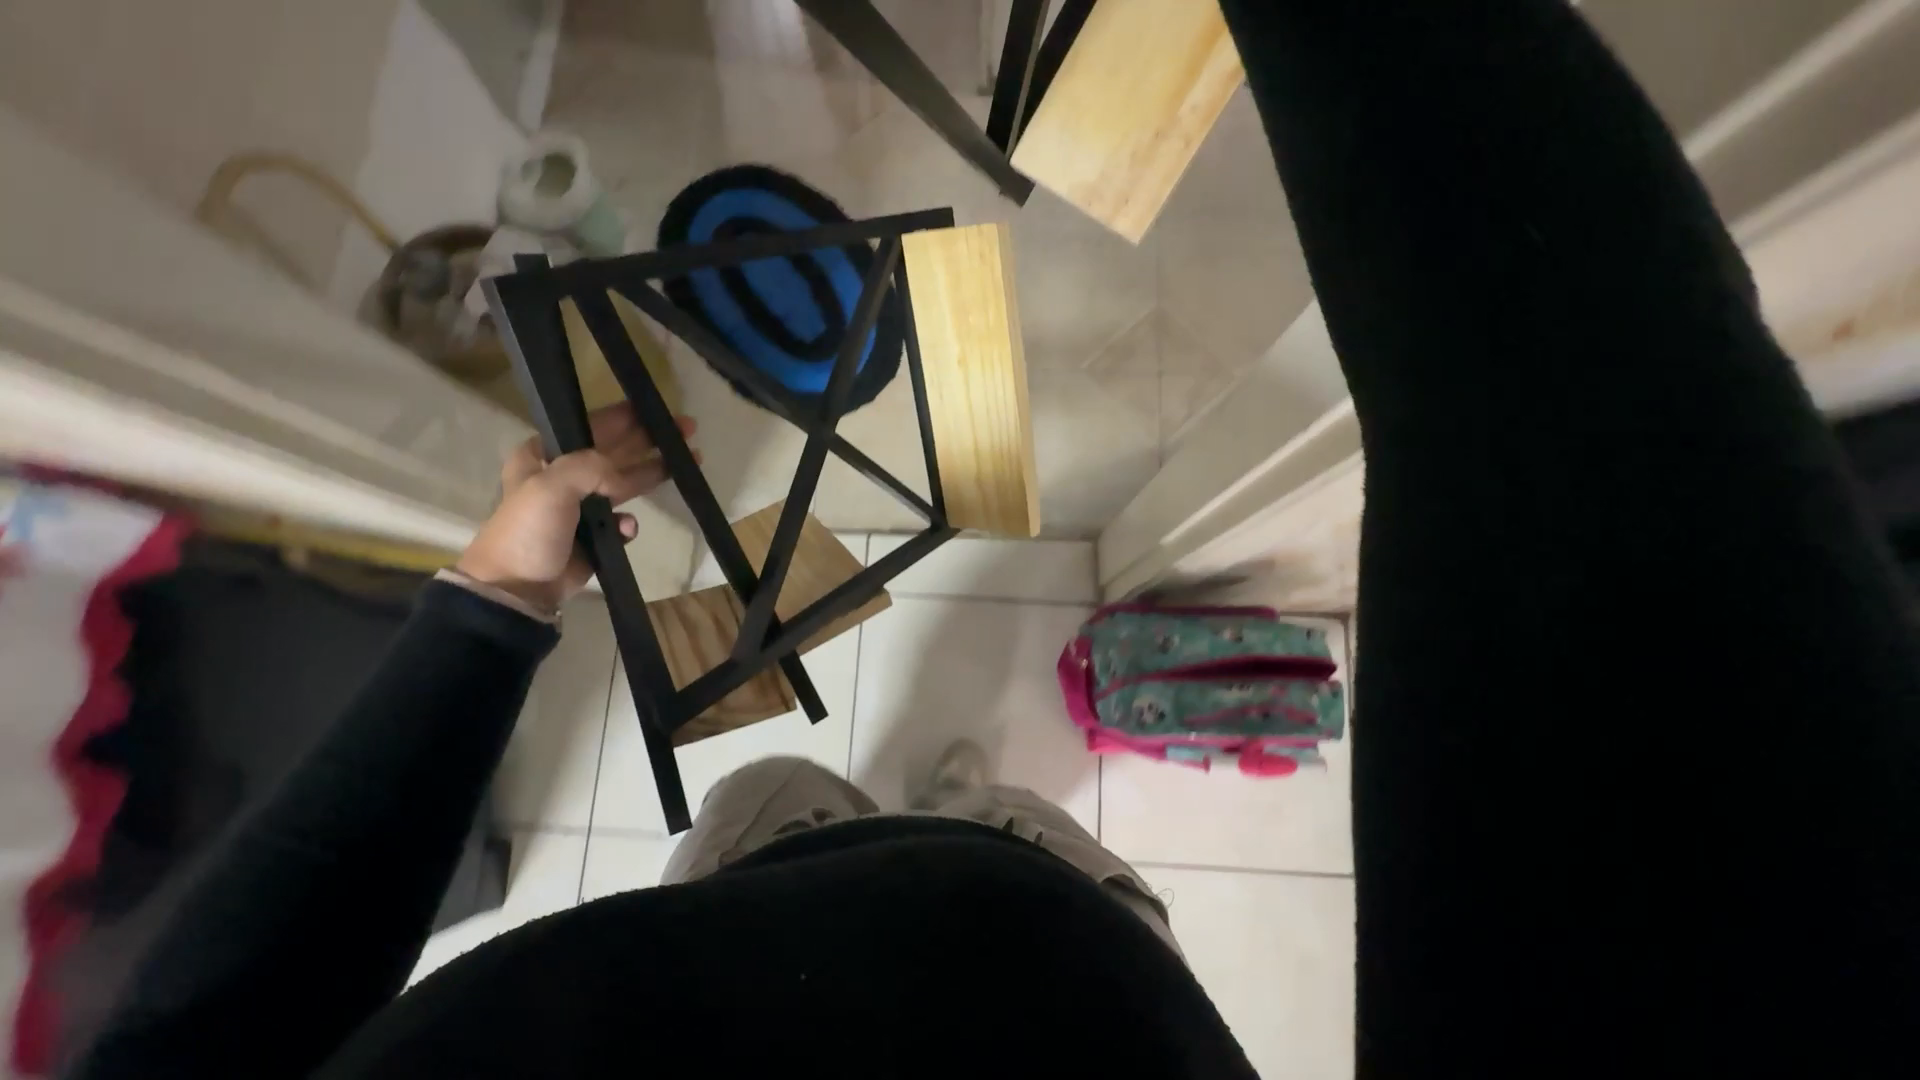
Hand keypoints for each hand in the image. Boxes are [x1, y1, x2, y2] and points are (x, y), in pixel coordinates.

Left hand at [455, 404, 696, 612]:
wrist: (518, 588)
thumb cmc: (529, 530)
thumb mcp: (552, 486)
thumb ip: (591, 467)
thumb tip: (620, 476)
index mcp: (545, 455)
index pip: (591, 426)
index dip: (625, 416)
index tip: (657, 408)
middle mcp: (564, 475)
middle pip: (616, 450)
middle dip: (650, 440)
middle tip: (687, 429)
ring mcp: (581, 506)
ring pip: (626, 482)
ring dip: (654, 472)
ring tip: (690, 462)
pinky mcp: (594, 535)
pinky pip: (622, 521)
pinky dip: (630, 523)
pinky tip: (629, 527)